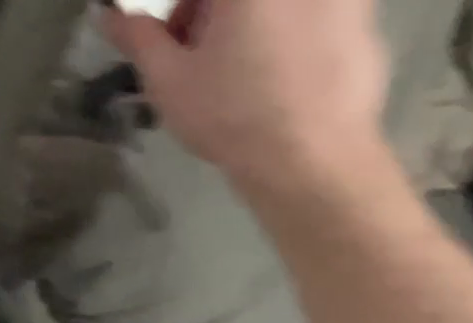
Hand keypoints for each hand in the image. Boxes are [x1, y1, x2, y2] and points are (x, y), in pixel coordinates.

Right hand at [104, 0, 391, 190]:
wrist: (312, 157)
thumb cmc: (232, 115)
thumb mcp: (169, 81)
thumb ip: (138, 38)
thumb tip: (109, 14)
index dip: (177, 10)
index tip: (168, 37)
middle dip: (209, 12)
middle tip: (193, 51)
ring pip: (273, 4)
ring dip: (246, 21)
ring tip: (233, 69)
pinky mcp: (363, 13)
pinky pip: (310, 12)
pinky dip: (285, 31)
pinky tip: (274, 76)